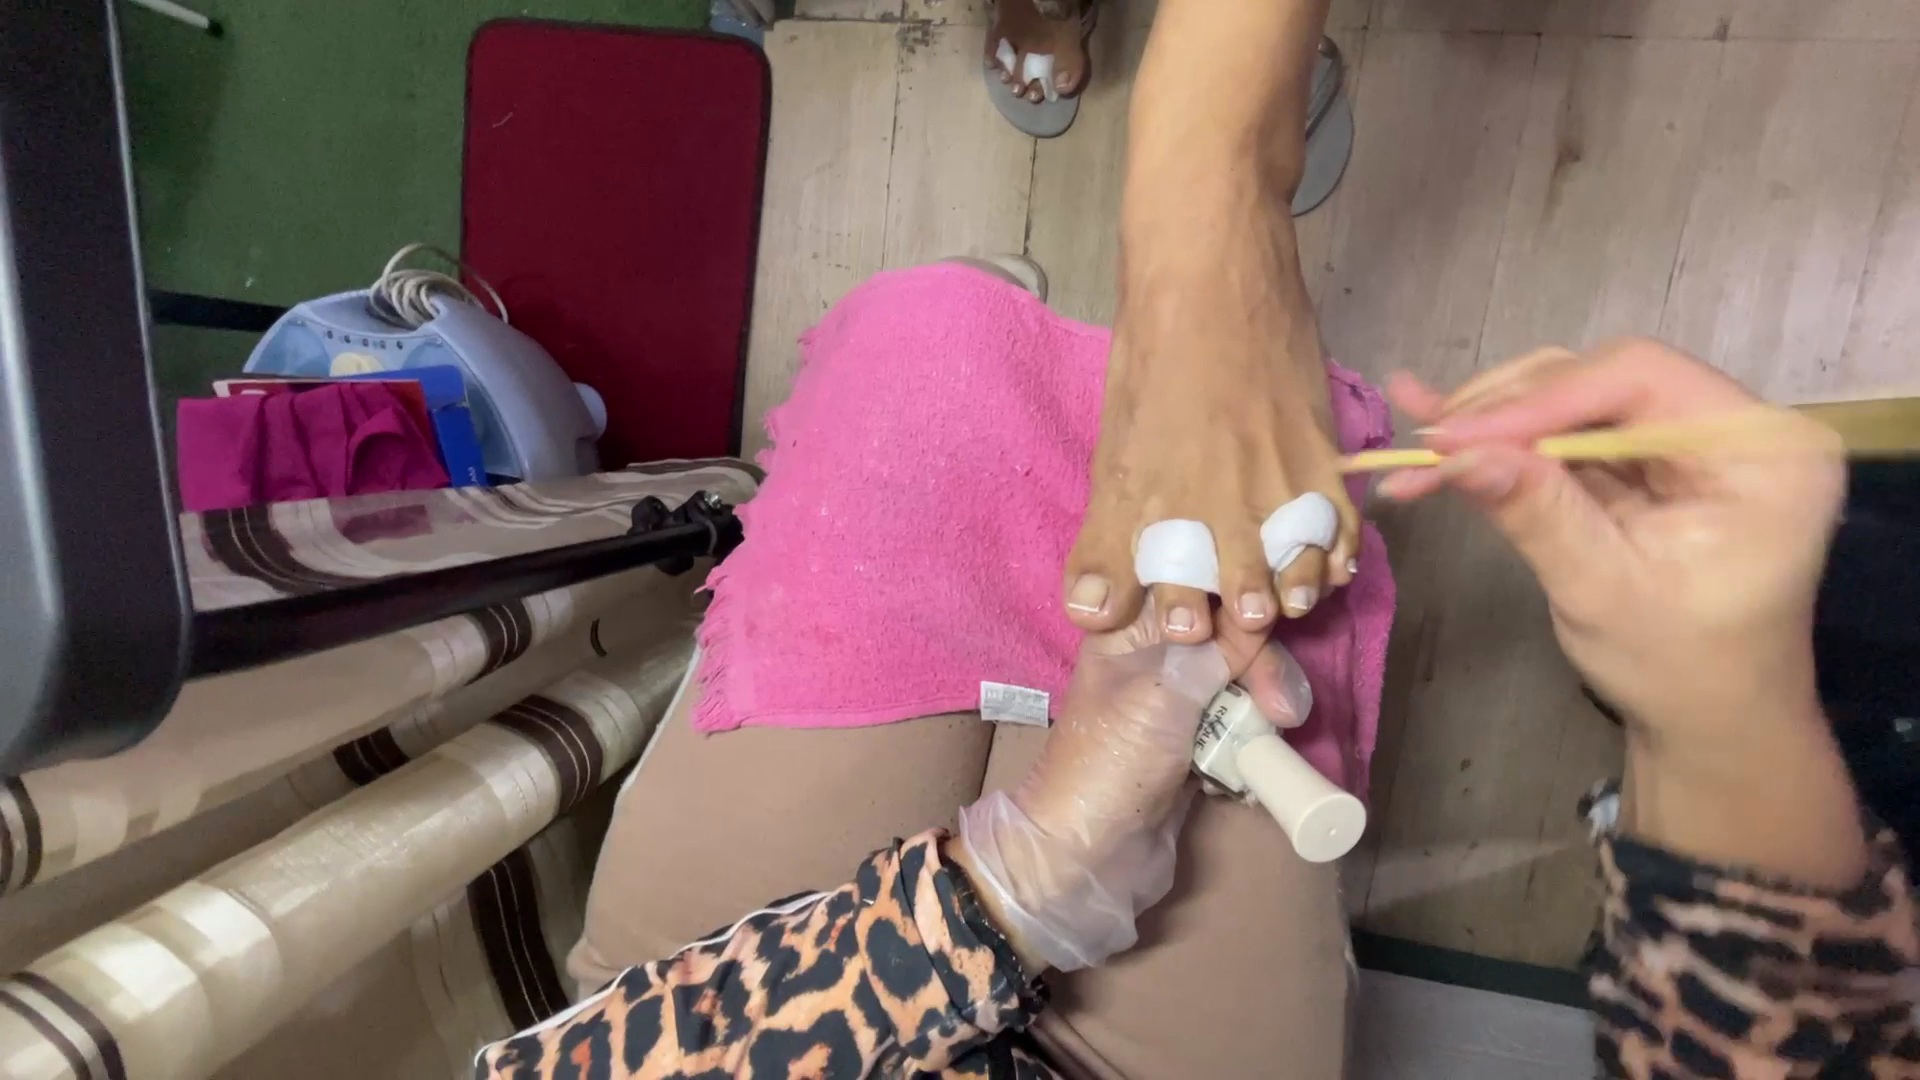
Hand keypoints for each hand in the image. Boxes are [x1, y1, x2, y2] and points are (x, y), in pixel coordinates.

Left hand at [953, 601, 1306, 971]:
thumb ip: (1215, 651)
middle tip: (1283, 707)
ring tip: (1284, 728)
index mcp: (1126, 631)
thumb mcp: (1162, 695)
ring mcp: (1173, 702)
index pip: (1189, 590)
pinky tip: (1267, 752)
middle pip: (1223, 634)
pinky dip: (1256, 732)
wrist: (1091, 854)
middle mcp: (1150, 657)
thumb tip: (1259, 612)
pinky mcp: (1194, 742)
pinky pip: (1237, 721)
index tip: (1276, 614)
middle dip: (1261, 664)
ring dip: (1266, 700)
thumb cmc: (1113, 761)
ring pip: (1237, 679)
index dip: (1235, 596)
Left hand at [1064, 189, 1360, 658]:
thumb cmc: (1150, 362)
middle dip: (1234, 622)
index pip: (1169, 602)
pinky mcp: (1322, 455)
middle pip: (1241, 596)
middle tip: (1235, 620)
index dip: (1176, 623)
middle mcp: (1223, 507)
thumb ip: (1105, 537)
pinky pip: (1340, 526)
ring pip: (1296, 570)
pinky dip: (1334, 555)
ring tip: (1280, 604)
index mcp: (1159, 509)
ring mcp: (1279, 483)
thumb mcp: (1113, 451)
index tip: (1178, 626)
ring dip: (1288, 595)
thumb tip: (1087, 613)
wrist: (1212, 276)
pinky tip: (1326, 566)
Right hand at [1379, 340, 1865, 885]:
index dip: (1534, 401)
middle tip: (1425, 448)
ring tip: (1416, 449)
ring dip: (1481, 422)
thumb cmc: (1675, 662)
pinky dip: (1487, 435)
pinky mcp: (1622, 464)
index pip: (1634, 379)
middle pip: (1590, 378)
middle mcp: (1715, 428)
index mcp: (1753, 449)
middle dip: (1499, 410)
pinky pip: (1547, 433)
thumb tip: (1458, 455)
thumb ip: (1538, 513)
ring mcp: (1666, 442)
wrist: (1702, 712)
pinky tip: (1424, 412)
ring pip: (1558, 397)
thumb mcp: (1603, 589)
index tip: (1449, 441)